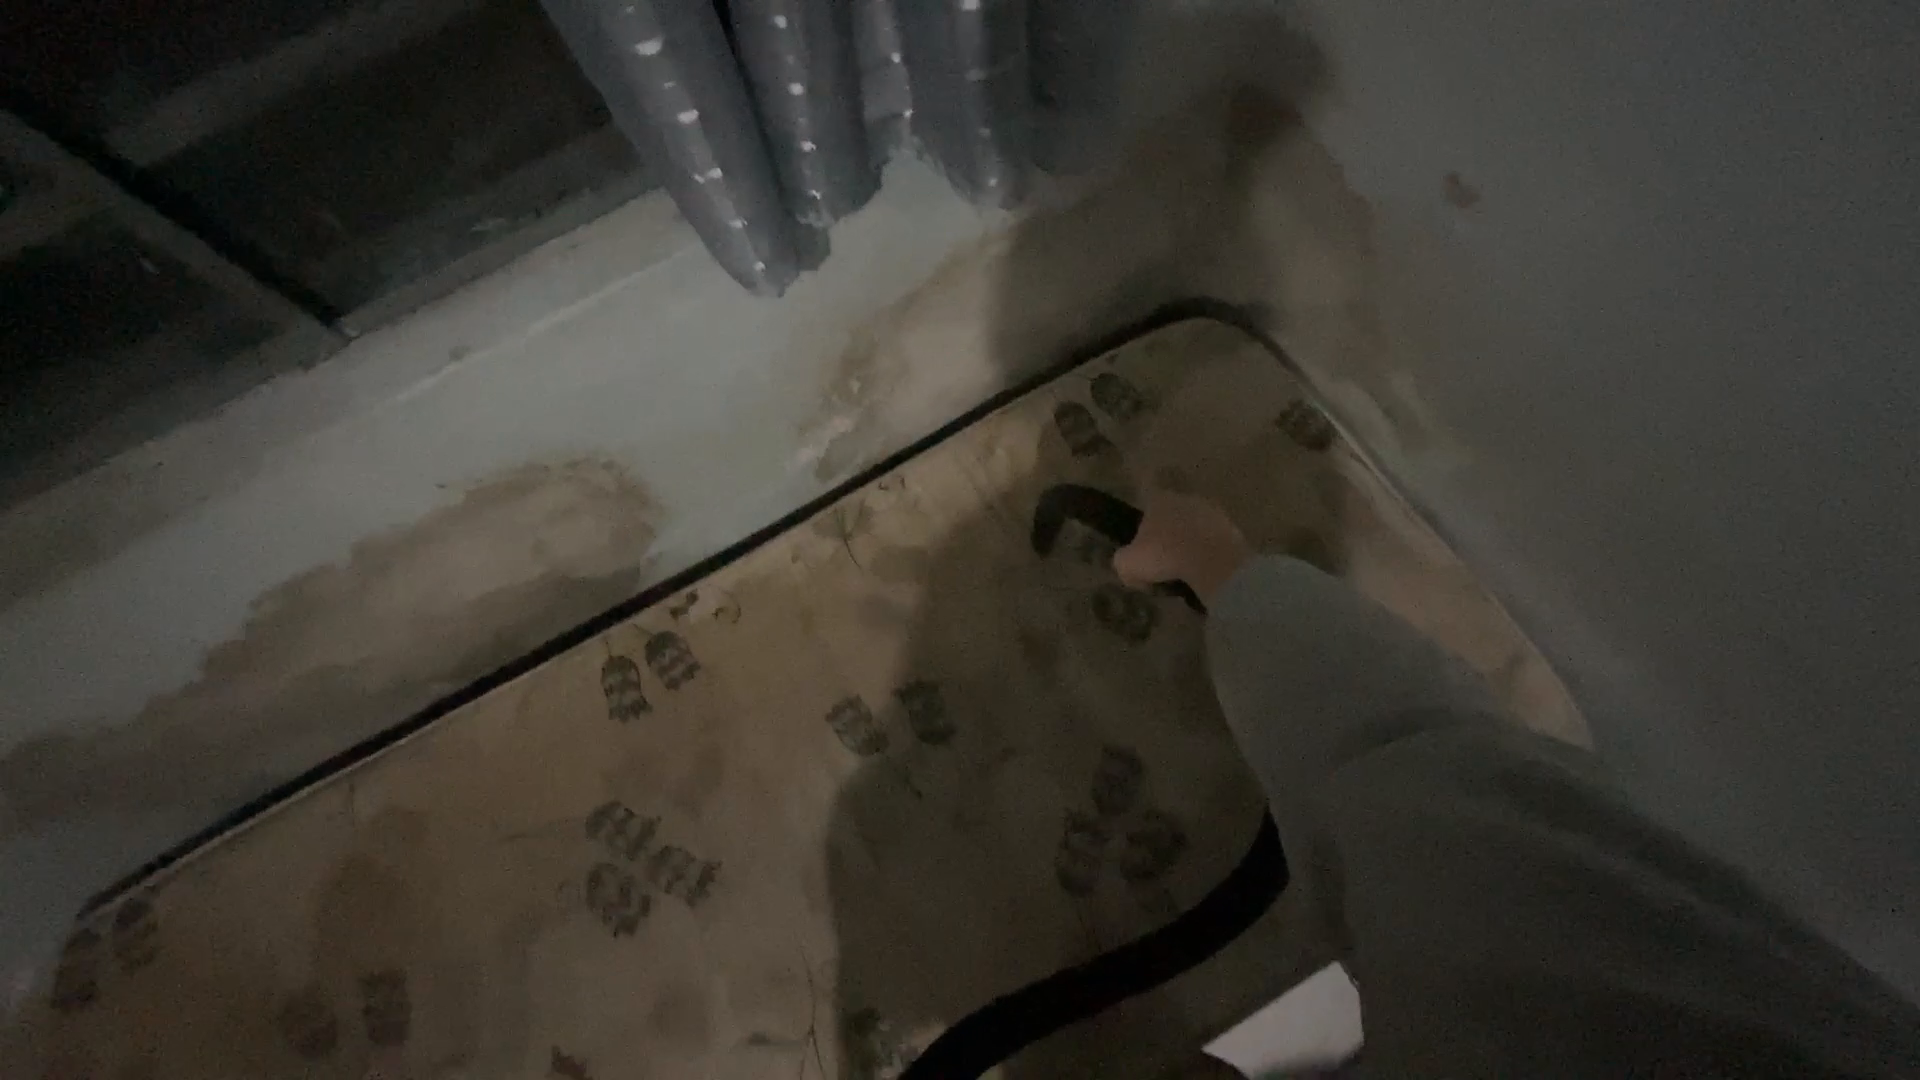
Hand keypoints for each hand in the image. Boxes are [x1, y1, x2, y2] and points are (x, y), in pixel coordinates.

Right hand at [1112, 490, 1252, 606]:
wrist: (1211, 561)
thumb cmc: (1163, 555)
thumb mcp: (1127, 565)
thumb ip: (1123, 563)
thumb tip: (1131, 570)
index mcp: (1159, 500)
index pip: (1146, 511)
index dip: (1143, 534)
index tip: (1145, 555)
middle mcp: (1186, 499)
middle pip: (1171, 521)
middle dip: (1168, 541)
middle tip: (1164, 568)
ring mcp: (1213, 512)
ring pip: (1194, 533)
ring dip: (1190, 550)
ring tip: (1186, 575)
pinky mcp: (1233, 529)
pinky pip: (1213, 545)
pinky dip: (1208, 558)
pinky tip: (1204, 575)